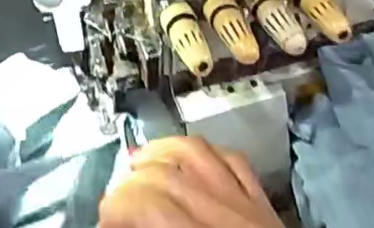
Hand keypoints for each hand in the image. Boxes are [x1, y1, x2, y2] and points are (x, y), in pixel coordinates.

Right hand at [99, 137, 283, 227]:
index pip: (151, 206)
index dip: (116, 209)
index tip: (103, 224)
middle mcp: (231, 220)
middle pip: (166, 175)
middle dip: (130, 186)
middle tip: (114, 209)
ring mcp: (254, 210)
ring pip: (195, 152)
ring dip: (158, 153)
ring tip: (137, 167)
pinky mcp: (269, 209)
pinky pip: (232, 161)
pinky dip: (202, 153)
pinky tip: (185, 162)